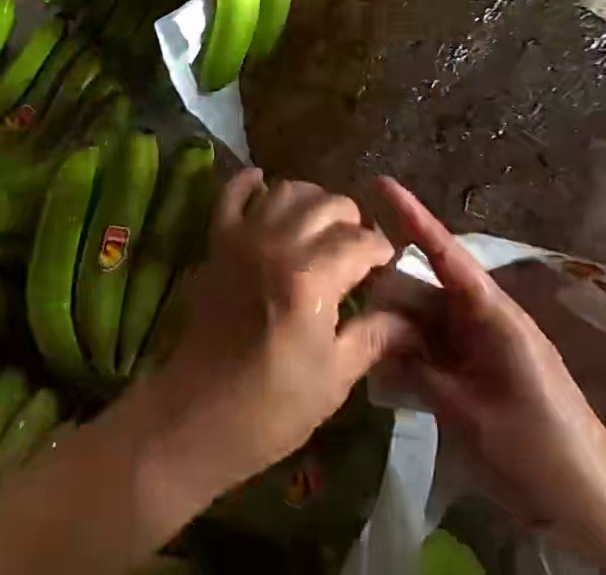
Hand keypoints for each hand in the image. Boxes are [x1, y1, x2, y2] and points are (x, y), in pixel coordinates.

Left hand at [143, 169, 414, 495]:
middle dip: (353, 223)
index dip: (382, 252)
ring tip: (321, 229)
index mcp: (311, 278)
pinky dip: (250, 185)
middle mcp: (278, 245)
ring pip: (288, 190)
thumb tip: (413, 319)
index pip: (362, 241)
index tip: (386, 270)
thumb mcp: (335, 377)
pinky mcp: (218, 245)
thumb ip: (376, 335)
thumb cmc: (270, 407)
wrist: (193, 420)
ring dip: (313, 202)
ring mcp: (243, 239)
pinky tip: (266, 187)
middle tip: (356, 253)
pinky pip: (232, 195)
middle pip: (331, 204)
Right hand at [377, 177, 605, 555]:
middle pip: (429, 286)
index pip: (445, 253)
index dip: (413, 217)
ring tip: (351, 315)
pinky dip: (411, 352)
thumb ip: (422, 373)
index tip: (381, 185)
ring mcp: (483, 347)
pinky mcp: (481, 373)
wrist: (588, 498)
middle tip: (342, 274)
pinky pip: (437, 349)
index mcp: (493, 314)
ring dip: (397, 320)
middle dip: (391, 279)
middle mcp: (486, 320)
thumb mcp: (470, 413)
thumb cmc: (536, 447)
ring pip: (430, 319)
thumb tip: (381, 342)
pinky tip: (379, 359)